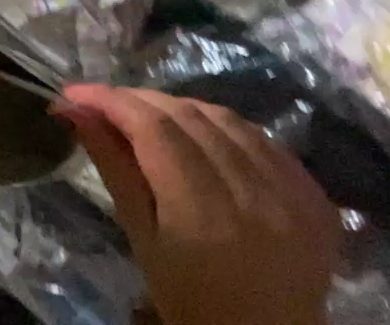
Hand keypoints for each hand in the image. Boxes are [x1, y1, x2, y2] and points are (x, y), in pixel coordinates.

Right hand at [60, 85, 338, 324]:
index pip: (152, 127)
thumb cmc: (189, 296)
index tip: (73, 92)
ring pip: (225, 119)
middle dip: (137, 100)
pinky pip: (262, 140)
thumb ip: (112, 165)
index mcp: (203, 211)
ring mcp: (293, 195)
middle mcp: (254, 194)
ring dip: (178, 108)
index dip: (108, 99)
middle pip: (188, 115)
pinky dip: (221, 128)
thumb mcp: (140, 235)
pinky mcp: (316, 198)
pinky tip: (200, 138)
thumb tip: (75, 110)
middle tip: (102, 106)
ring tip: (148, 119)